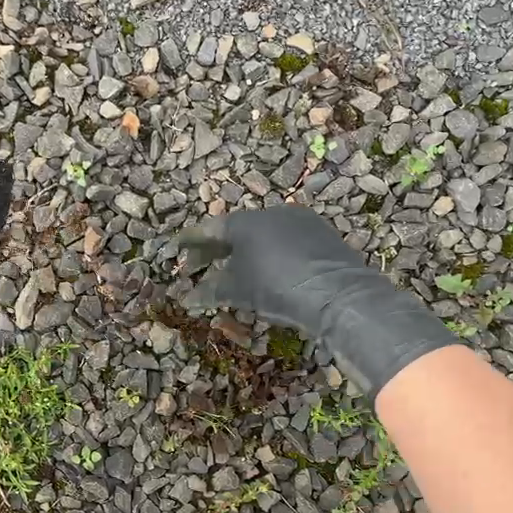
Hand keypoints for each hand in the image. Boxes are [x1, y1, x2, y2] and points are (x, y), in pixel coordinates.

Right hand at [181, 205, 456, 397]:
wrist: (337, 294)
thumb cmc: (274, 288)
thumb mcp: (236, 291)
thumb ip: (208, 291)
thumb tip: (185, 299)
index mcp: (245, 222)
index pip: (209, 228)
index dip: (190, 241)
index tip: (176, 248)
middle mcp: (271, 213)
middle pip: (236, 230)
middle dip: (215, 248)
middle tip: (197, 264)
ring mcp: (300, 221)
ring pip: (262, 234)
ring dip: (243, 251)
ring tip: (230, 270)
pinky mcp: (322, 234)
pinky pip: (284, 240)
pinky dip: (268, 253)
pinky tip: (265, 270)